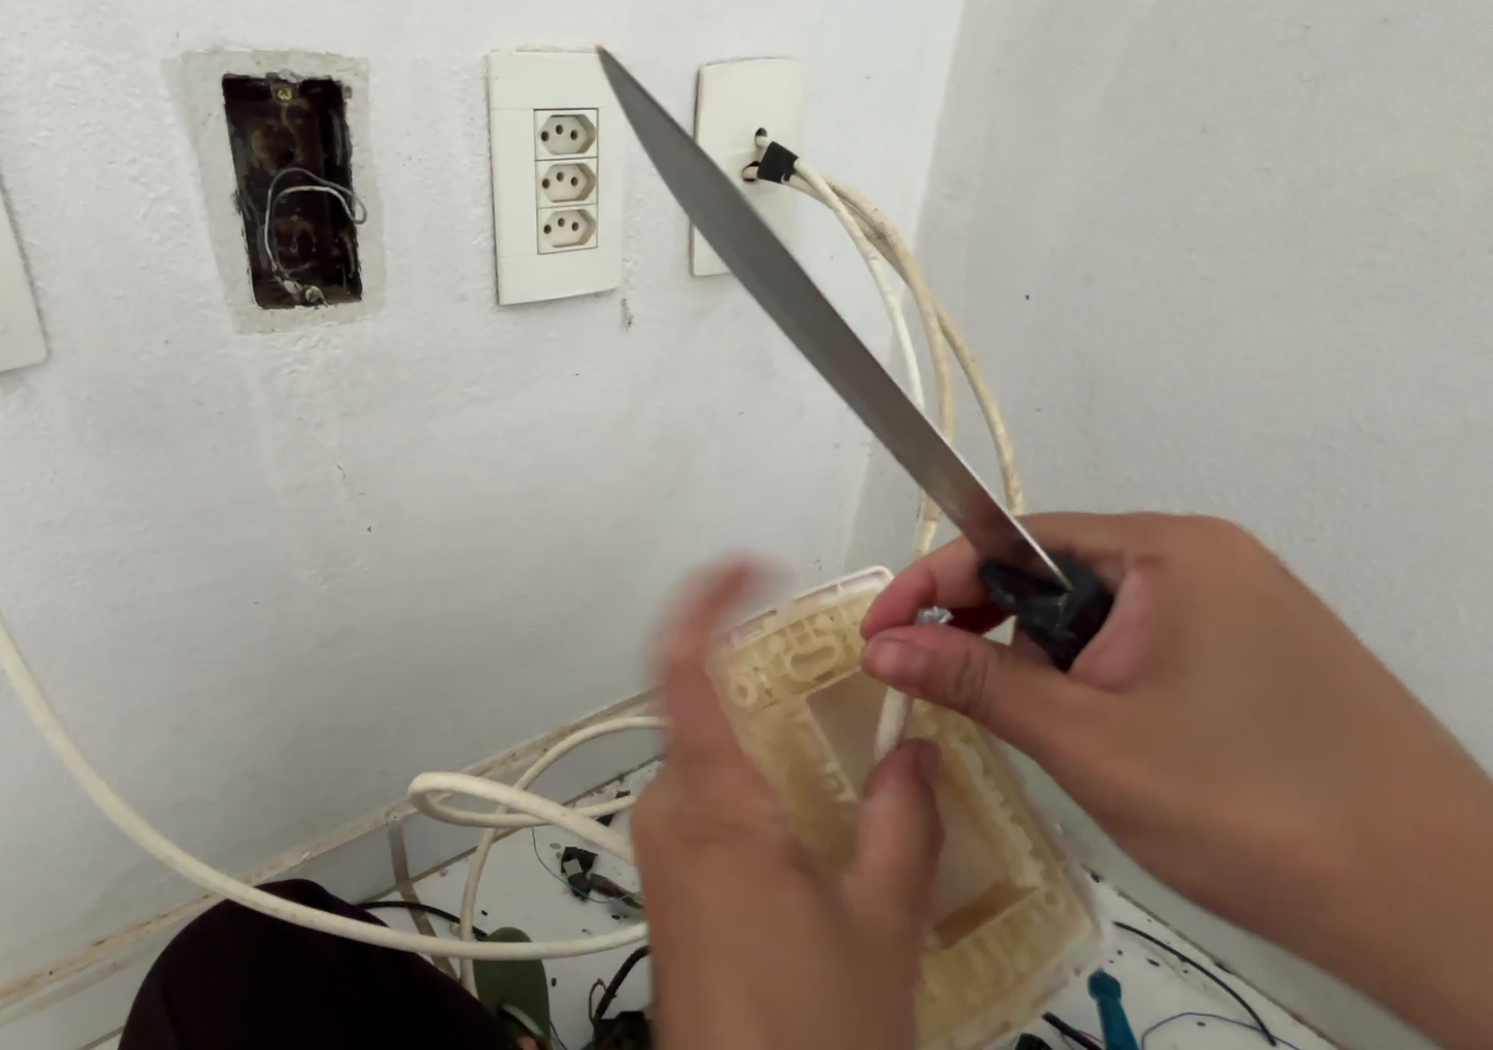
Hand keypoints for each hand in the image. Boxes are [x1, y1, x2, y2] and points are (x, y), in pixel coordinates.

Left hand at [632, 560, 943, 1049]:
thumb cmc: (810, 1031)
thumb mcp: (880, 924)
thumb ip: (900, 823)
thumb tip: (913, 751)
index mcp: (715, 800)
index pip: (681, 666)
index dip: (704, 603)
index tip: (746, 568)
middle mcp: (669, 809)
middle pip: (698, 708)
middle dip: (759, 684)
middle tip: (833, 685)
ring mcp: (659, 845)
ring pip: (703, 756)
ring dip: (758, 740)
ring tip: (836, 758)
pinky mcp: (665, 879)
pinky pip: (700, 800)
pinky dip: (746, 784)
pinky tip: (805, 821)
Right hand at [858, 512, 1492, 1048]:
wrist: (1445, 912)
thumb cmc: (1252, 806)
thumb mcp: (1086, 738)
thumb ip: (971, 679)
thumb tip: (876, 646)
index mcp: (1170, 551)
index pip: (1011, 540)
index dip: (931, 583)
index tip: (875, 635)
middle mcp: (1204, 560)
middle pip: (1047, 572)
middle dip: (979, 622)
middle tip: (926, 679)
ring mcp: (1234, 607)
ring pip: (1086, 614)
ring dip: (1031, 657)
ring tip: (1005, 715)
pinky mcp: (1248, 656)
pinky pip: (1130, 644)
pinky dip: (1080, 676)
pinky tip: (1072, 726)